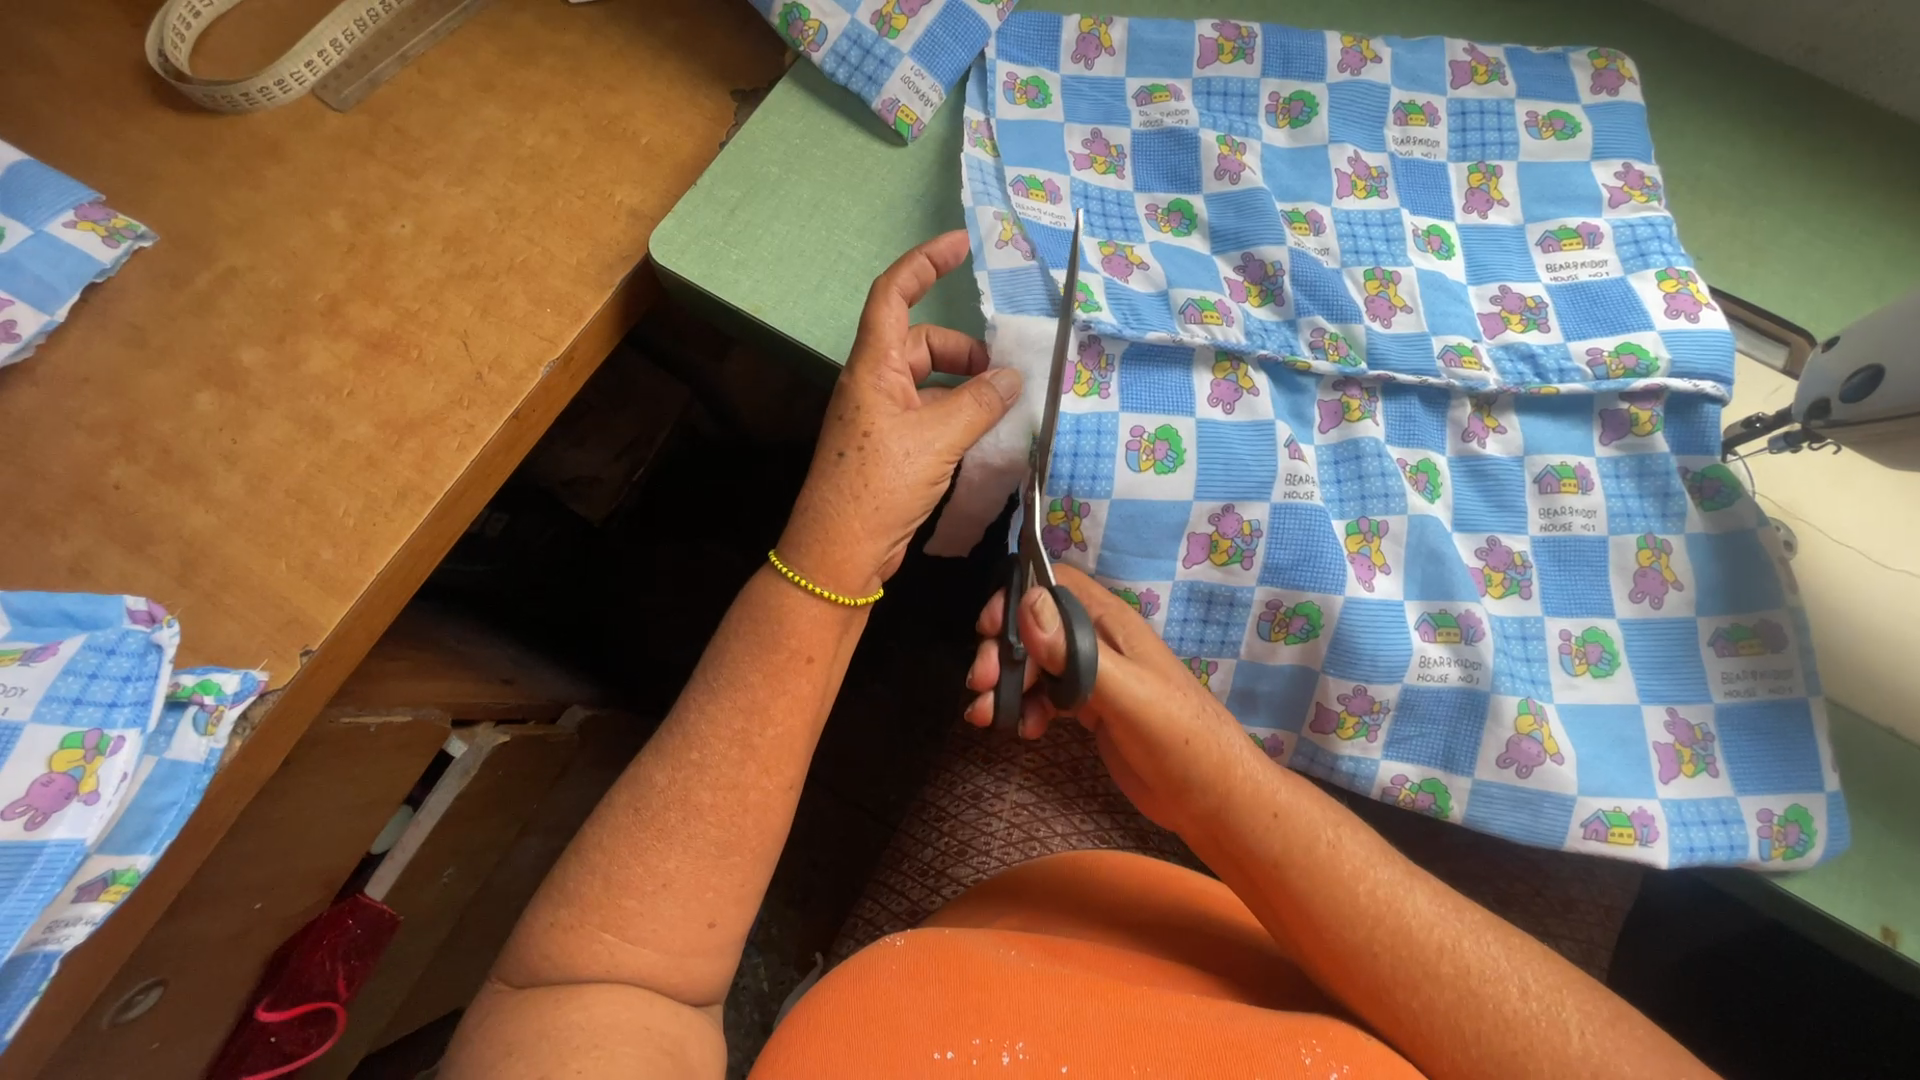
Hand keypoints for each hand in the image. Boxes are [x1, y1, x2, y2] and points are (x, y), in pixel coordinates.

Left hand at [777, 231, 1022, 594]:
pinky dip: (957, 416)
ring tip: (1001, 408)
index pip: (894, 295)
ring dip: (965, 388)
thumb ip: (979, 403)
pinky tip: (983, 435)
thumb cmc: (880, 484)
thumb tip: (1014, 379)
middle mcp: (874, 384)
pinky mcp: (891, 448)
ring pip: (930, 383)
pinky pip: (930, 415)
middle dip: (964, 351)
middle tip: (1003, 374)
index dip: (925, 263)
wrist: (842, 550)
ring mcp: (882, 418)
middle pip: (922, 343)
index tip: (962, 246)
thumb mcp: (937, 438)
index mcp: (873, 367)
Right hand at [963, 566, 1265, 835]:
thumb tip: (1028, 603)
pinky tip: (1024, 731)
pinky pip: (1046, 695)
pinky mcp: (1091, 708)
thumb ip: (1077, 652)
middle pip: (1036, 626)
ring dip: (1007, 683)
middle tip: (979, 682)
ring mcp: (1095, 675)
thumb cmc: (1180, 739)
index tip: (988, 629)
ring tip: (987, 716)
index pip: (1055, 586)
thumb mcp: (1126, 694)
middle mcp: (1100, 642)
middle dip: (1003, 650)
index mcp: (1111, 623)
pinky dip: (1027, 707)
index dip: (1017, 597)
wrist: (1212, 798)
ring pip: (1037, 662)